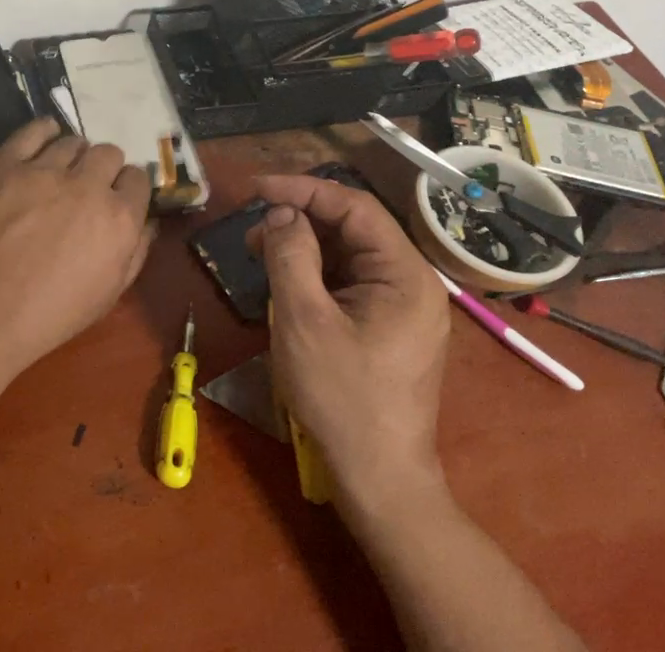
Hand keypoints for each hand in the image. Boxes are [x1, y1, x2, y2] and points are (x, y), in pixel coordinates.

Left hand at [0, 119, 154, 371]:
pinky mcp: (5, 164)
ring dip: (73, 154)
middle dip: (102, 169)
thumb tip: (147, 223)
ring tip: (59, 172)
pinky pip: (33, 131)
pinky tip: (43, 139)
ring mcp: (44, 170)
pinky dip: (43, 131)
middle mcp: (88, 185)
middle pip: (108, 153)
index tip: (114, 198)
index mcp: (120, 218)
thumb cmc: (51, 314)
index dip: (127, 188)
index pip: (138, 178)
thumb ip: (136, 252)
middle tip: (84, 188)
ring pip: (72, 141)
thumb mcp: (110, 294)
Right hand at [252, 175, 450, 511]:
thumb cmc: (340, 395)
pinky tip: (285, 283)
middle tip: (252, 231)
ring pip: (349, 256)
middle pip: (354, 230)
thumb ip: (291, 256)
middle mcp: (413, 283)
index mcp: (405, 275)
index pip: (355, 208)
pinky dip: (315, 275)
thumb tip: (282, 214)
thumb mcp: (303, 320)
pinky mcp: (389, 329)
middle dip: (301, 221)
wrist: (378, 474)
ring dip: (304, 247)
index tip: (256, 189)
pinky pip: (351, 284)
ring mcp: (403, 308)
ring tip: (261, 255)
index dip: (304, 190)